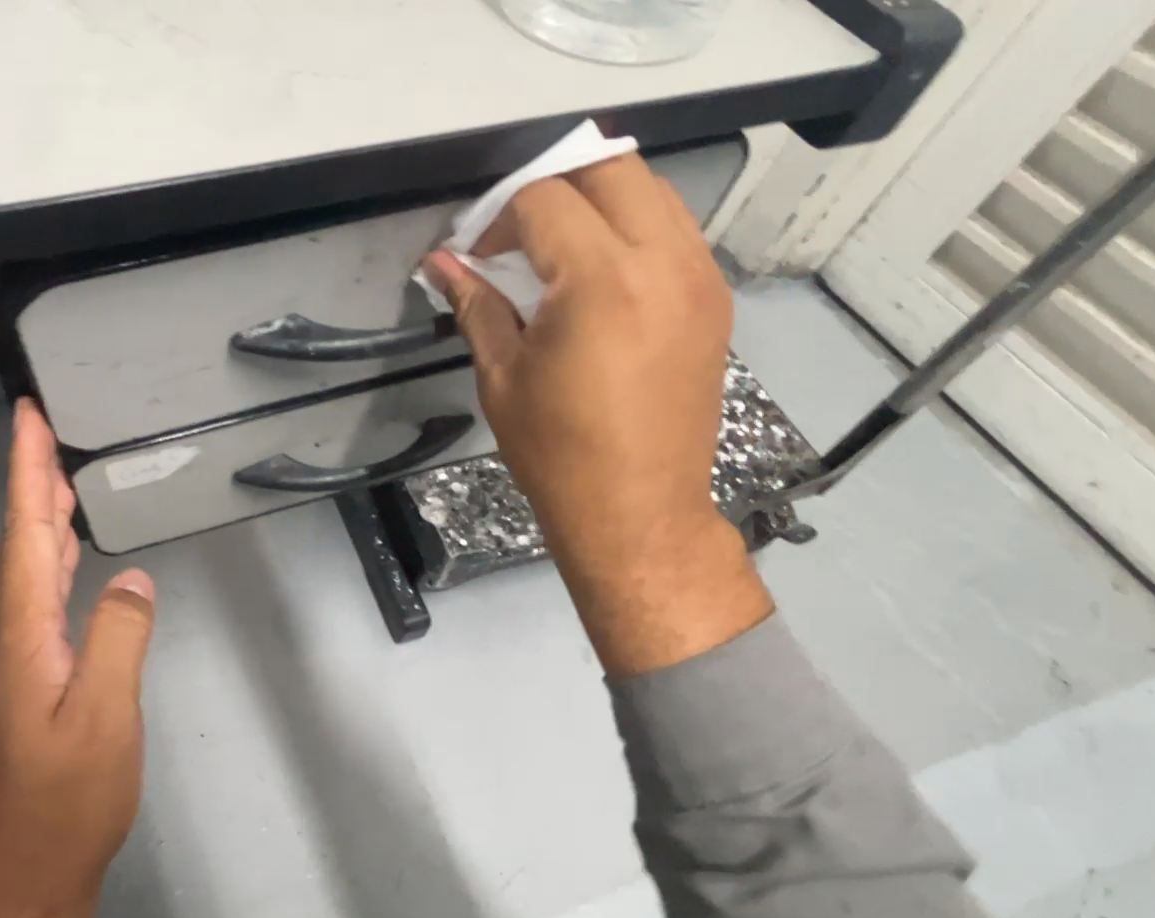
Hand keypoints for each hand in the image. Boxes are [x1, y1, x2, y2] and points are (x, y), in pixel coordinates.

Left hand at [0, 398, 156, 917]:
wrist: (33, 871)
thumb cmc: (69, 797)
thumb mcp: (105, 715)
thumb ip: (119, 637)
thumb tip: (130, 578)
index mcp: (22, 633)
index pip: (23, 534)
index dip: (24, 471)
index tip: (26, 416)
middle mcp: (9, 637)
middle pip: (19, 544)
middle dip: (30, 483)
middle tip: (45, 432)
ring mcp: (15, 662)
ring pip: (26, 573)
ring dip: (39, 521)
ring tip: (58, 481)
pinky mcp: (28, 683)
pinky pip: (37, 601)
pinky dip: (49, 564)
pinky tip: (65, 563)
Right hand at [423, 154, 770, 675]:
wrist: (637, 512)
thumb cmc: (558, 454)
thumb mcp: (502, 377)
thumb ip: (475, 305)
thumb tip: (439, 263)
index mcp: (600, 282)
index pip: (545, 200)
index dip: (499, 217)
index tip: (478, 256)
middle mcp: (662, 262)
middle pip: (609, 168)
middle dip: (554, 183)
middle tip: (518, 230)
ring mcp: (700, 277)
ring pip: (652, 189)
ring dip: (599, 198)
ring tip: (559, 245)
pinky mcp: (714, 300)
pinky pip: (675, 230)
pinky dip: (634, 227)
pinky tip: (602, 271)